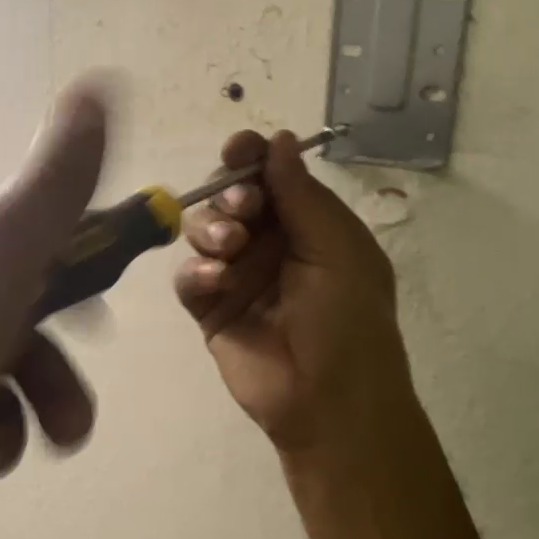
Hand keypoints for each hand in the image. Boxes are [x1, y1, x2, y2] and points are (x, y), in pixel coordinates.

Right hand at [173, 130, 408, 456]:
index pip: (270, 176)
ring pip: (203, 231)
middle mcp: (269, 245)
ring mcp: (237, 277)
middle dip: (229, 193)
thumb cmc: (349, 319)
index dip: (250, 157)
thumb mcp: (337, 248)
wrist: (329, 399)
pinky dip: (195, 271)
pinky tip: (214, 279)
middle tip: (242, 208)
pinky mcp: (210, 310)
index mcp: (308, 225)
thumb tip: (278, 139)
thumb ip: (301, 194)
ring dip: (211, 229)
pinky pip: (189, 277)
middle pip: (229, 198)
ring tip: (230, 248)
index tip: (236, 149)